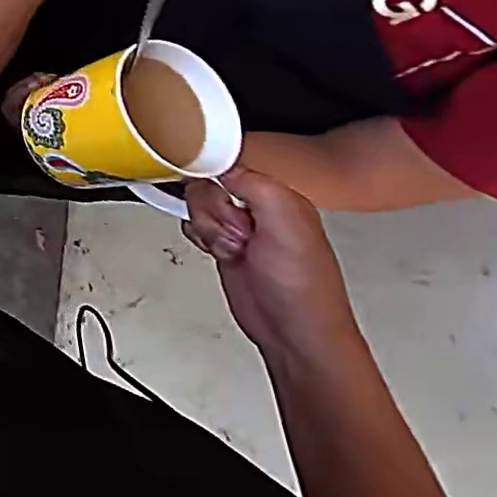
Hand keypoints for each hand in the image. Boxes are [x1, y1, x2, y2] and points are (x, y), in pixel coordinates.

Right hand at [184, 169, 363, 361]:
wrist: (293, 333)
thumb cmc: (304, 286)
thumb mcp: (286, 220)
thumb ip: (253, 183)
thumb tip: (220, 163)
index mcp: (277, 192)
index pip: (229, 162)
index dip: (215, 175)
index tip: (215, 190)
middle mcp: (257, 206)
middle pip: (206, 184)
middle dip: (214, 210)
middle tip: (240, 232)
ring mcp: (238, 226)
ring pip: (196, 205)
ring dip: (210, 229)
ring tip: (237, 249)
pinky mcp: (222, 243)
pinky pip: (192, 225)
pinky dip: (201, 238)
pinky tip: (222, 254)